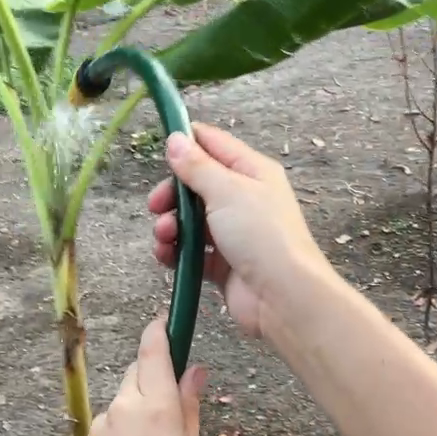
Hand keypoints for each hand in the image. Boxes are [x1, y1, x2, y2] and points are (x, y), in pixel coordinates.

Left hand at [66, 319, 205, 435]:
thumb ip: (189, 409)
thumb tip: (194, 371)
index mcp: (153, 407)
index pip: (153, 350)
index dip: (160, 330)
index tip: (167, 320)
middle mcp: (122, 408)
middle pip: (138, 372)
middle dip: (154, 375)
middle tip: (175, 404)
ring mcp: (100, 426)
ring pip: (124, 400)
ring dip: (140, 407)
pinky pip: (111, 423)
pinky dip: (125, 429)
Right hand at [148, 123, 330, 338]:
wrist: (281, 296)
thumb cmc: (261, 236)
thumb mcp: (227, 191)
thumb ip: (197, 166)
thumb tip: (176, 139)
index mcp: (251, 172)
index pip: (214, 145)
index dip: (186, 145)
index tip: (161, 151)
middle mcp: (243, 200)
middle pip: (196, 187)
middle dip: (172, 195)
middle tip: (156, 206)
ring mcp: (232, 234)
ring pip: (191, 222)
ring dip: (170, 226)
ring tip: (164, 236)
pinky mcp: (222, 265)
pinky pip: (192, 253)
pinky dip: (176, 253)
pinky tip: (166, 256)